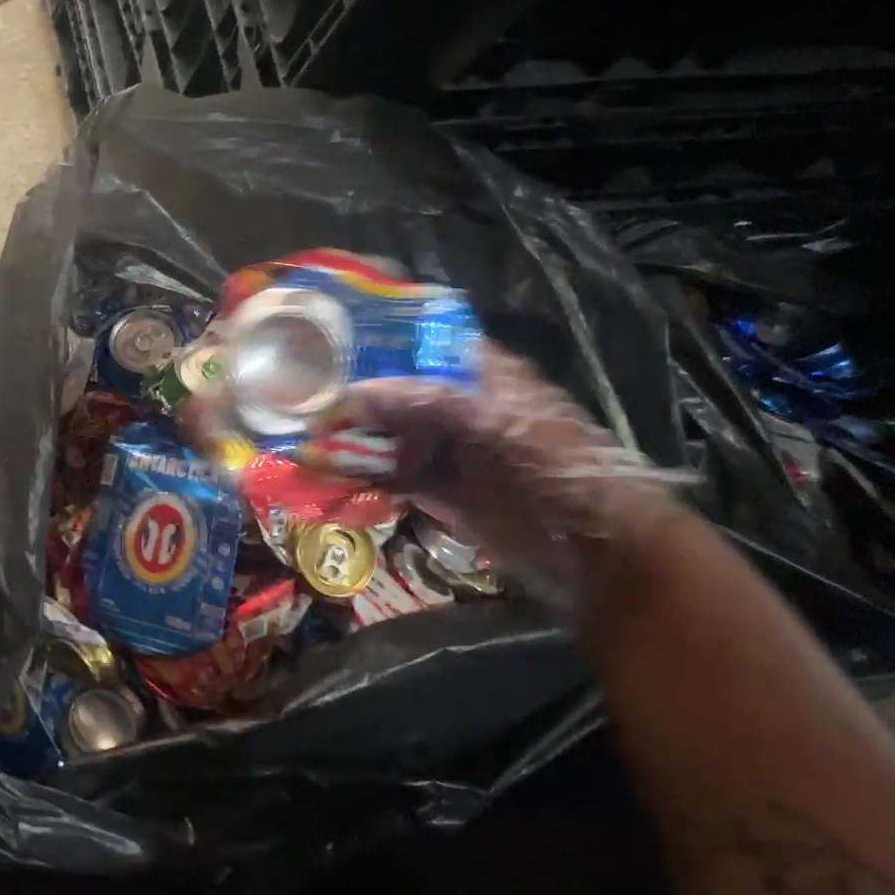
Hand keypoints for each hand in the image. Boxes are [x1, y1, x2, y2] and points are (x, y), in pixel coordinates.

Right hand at [330, 343, 686, 613]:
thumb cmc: (555, 471)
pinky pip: (388, 474)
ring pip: (385, 434)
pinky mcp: (438, 488)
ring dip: (347, 439)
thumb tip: (349, 394)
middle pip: (392, 391)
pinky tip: (325, 474)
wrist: (595, 551)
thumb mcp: (494, 423)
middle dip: (349, 397)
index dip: (375, 343)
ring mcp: (447, 449)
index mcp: (481, 375)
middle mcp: (458, 405)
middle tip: (299, 399)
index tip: (327, 344)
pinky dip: (358, 474)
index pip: (419, 345)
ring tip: (302, 439)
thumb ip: (423, 401)